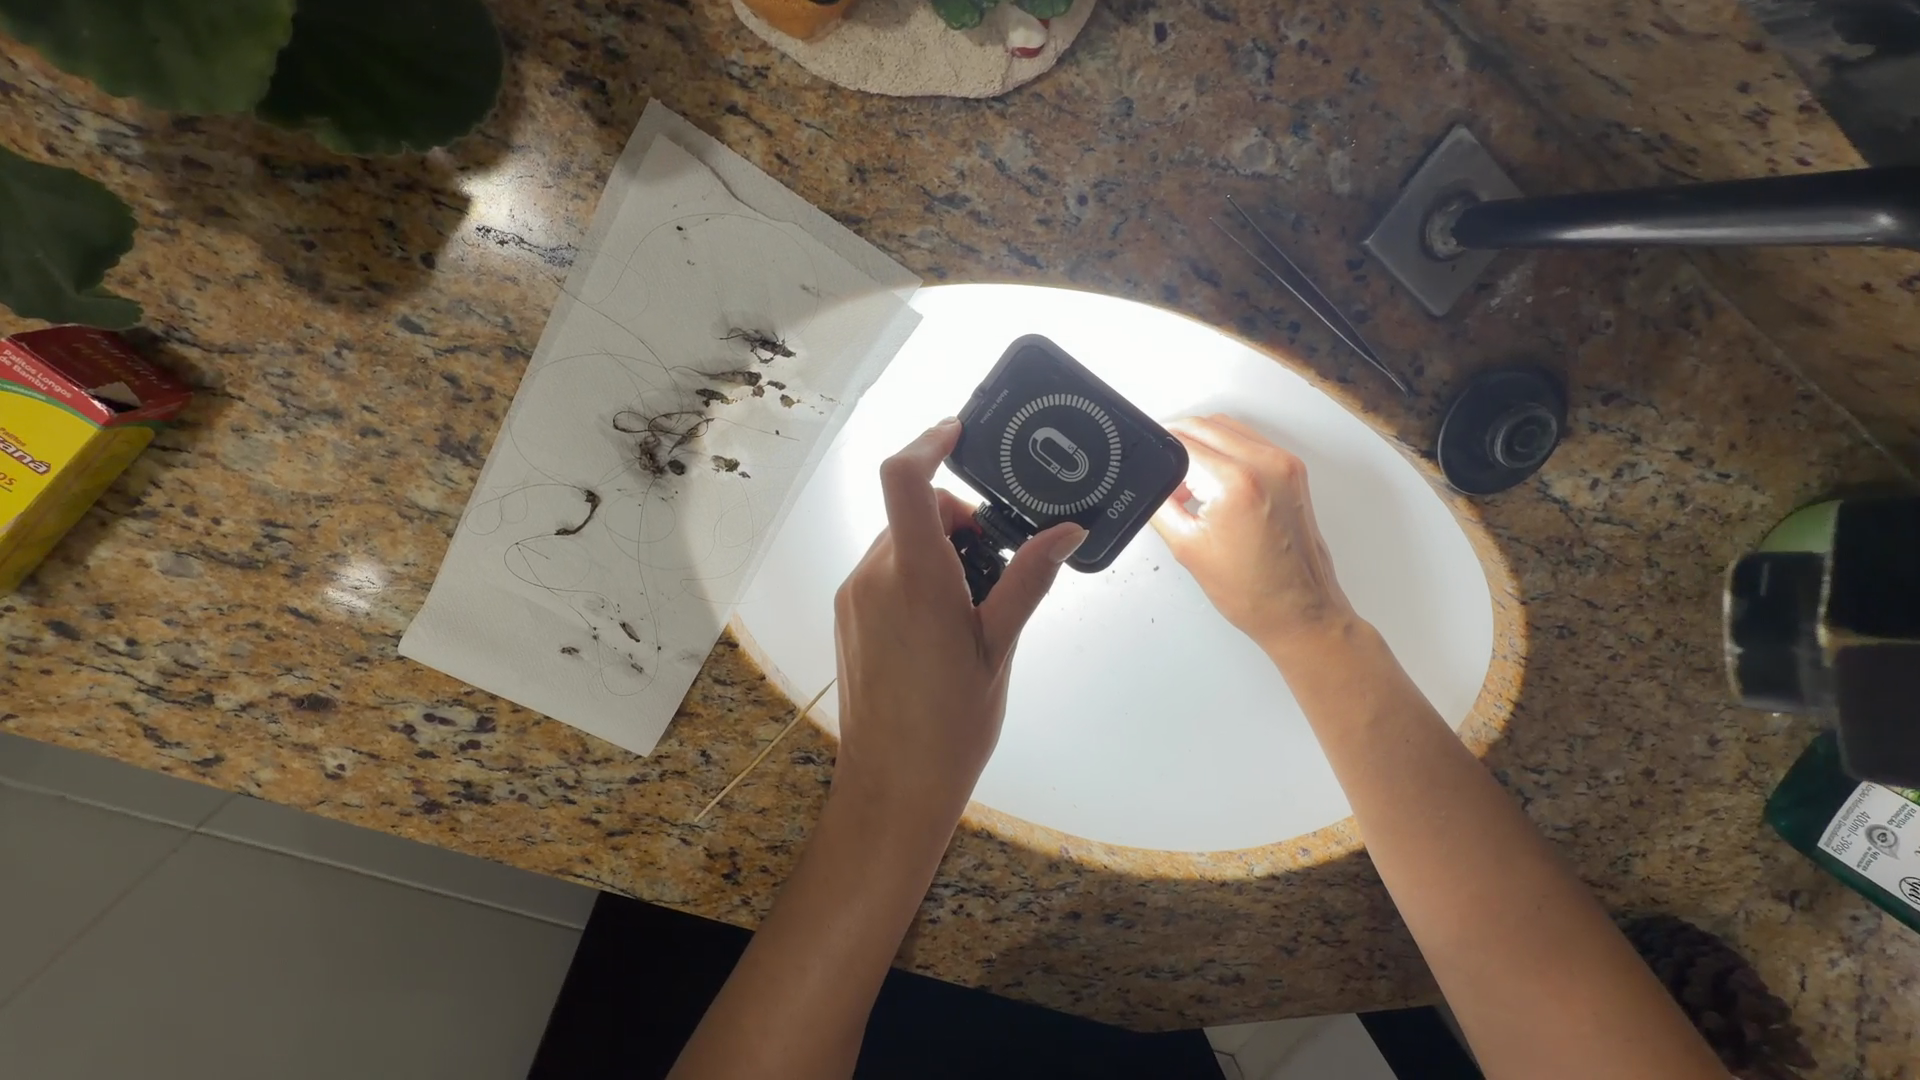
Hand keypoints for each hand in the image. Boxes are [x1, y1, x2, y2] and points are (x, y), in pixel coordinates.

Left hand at [831, 418, 1085, 835]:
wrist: (892, 786)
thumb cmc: (953, 723)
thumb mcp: (1000, 647)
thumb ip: (1029, 579)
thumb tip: (1067, 530)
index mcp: (915, 578)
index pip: (905, 479)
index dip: (930, 441)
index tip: (961, 432)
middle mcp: (874, 577)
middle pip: (912, 512)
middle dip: (956, 522)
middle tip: (993, 568)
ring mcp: (854, 597)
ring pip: (898, 542)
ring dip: (936, 551)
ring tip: (969, 610)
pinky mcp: (847, 616)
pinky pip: (884, 571)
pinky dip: (914, 574)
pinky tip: (940, 627)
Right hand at [1151, 414, 1357, 661]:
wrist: (1300, 611)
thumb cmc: (1253, 592)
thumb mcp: (1185, 545)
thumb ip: (1159, 503)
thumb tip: (1148, 480)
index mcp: (1236, 482)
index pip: (1181, 442)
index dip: (1155, 449)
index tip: (1146, 463)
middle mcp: (1266, 464)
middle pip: (1204, 425)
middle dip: (1176, 442)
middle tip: (1161, 473)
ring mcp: (1284, 464)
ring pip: (1226, 427)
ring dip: (1201, 443)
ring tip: (1187, 481)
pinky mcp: (1292, 470)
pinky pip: (1248, 440)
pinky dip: (1224, 449)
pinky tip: (1212, 480)